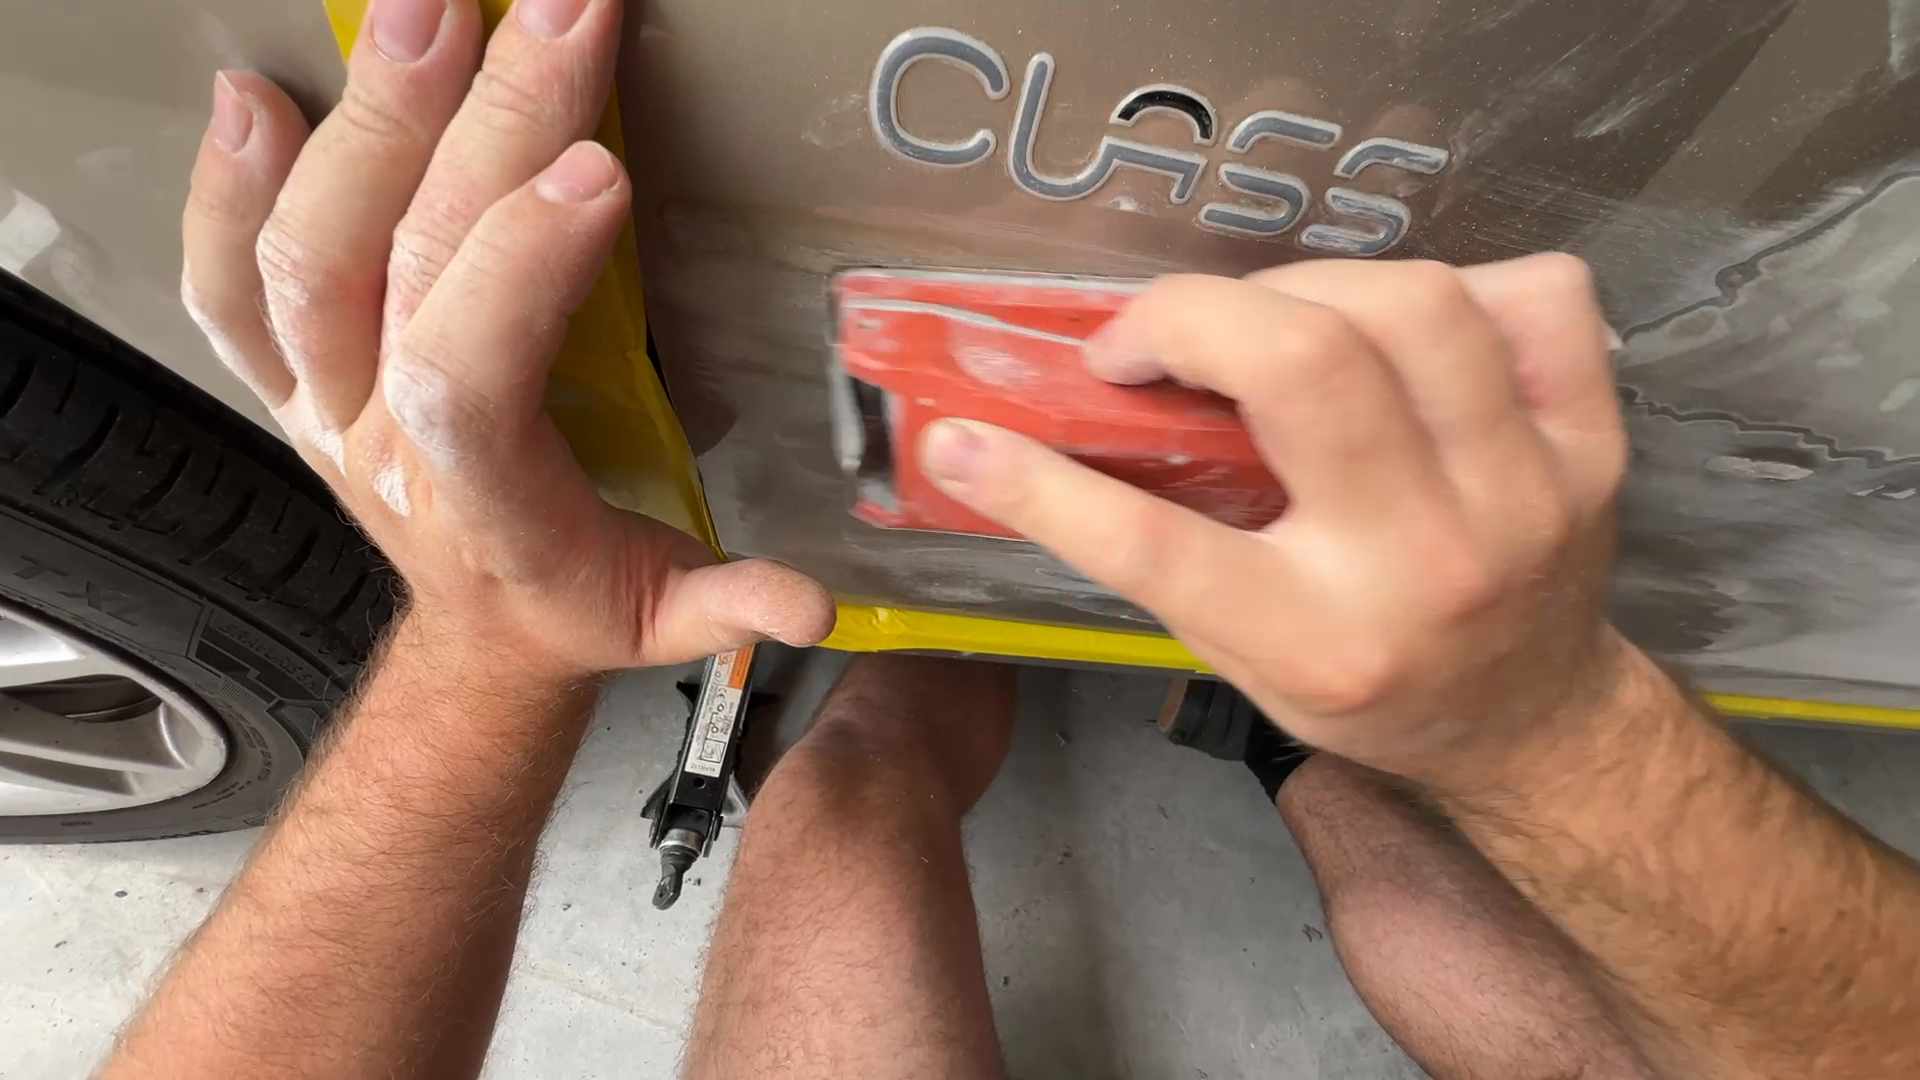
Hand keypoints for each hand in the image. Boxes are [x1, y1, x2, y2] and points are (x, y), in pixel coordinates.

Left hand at [180, 0, 832, 677]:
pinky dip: (226, 184)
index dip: (524, 270)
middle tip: (555, 21)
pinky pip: (227, 283)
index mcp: (492, 510)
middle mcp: (390, 451)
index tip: (604, 172)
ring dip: (369, 123)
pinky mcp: (303, 384)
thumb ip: (734, 606)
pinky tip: (260, 97)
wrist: (485, 639)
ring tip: (430, 12)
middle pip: (405, 271)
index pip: (469, 378)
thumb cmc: (580, 614)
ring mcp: (328, 411)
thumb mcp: (668, 622)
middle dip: (486, 133)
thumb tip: (812, 610)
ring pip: (306, 256)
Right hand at [917, 256, 1630, 785]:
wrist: (1520, 721)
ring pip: (1411, 306)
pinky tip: (1394, 331)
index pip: (1154, 549)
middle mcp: (1422, 565)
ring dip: (1297, 288)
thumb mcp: (1234, 653)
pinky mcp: (1594, 444)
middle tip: (1139, 344)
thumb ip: (1161, 554)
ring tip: (1254, 324)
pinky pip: (1535, 297)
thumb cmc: (1349, 690)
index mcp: (1311, 639)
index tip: (962, 438)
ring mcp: (1527, 494)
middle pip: (1305, 371)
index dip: (1040, 488)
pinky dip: (1447, 286)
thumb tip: (1043, 455)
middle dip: (1190, 320)